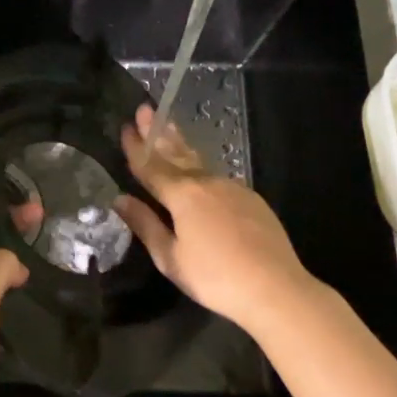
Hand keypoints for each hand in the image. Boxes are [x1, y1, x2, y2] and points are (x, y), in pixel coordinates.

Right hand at [114, 104, 322, 333]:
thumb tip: (120, 199)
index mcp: (182, 195)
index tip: (125, 127)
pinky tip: (199, 175)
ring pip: (199, 163)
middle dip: (159, 132)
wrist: (275, 288)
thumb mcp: (170, 257)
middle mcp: (207, 183)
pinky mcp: (251, 200)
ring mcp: (233, 188)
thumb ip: (145, 225)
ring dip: (180, 146)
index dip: (136, 148)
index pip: (151, 166)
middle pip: (177, 153)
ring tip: (169, 129)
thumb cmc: (215, 277)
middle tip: (146, 108)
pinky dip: (202, 170)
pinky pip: (218, 179)